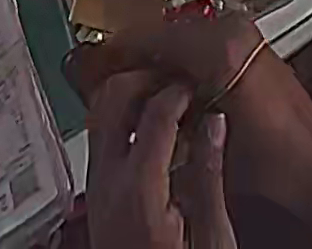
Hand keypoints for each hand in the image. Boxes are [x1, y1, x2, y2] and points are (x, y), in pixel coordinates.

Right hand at [66, 15, 311, 205]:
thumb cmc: (267, 158)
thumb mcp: (203, 138)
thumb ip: (162, 107)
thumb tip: (124, 91)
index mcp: (220, 47)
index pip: (155, 37)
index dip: (120, 50)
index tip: (96, 60)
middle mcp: (230, 27)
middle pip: (166, 31)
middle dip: (135, 52)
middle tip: (106, 71)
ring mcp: (240, 29)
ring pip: (181, 33)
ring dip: (155, 54)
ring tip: (129, 78)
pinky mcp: (246, 38)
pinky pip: (199, 38)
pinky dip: (178, 55)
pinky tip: (163, 79)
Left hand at [86, 71, 235, 248]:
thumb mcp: (211, 238)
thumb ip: (210, 174)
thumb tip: (215, 120)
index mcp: (140, 190)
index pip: (154, 114)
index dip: (178, 91)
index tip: (196, 86)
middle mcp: (108, 182)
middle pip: (114, 100)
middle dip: (145, 80)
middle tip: (176, 81)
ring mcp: (97, 187)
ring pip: (99, 112)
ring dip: (129, 93)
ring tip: (163, 95)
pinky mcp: (96, 195)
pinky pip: (100, 134)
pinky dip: (120, 115)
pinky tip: (149, 125)